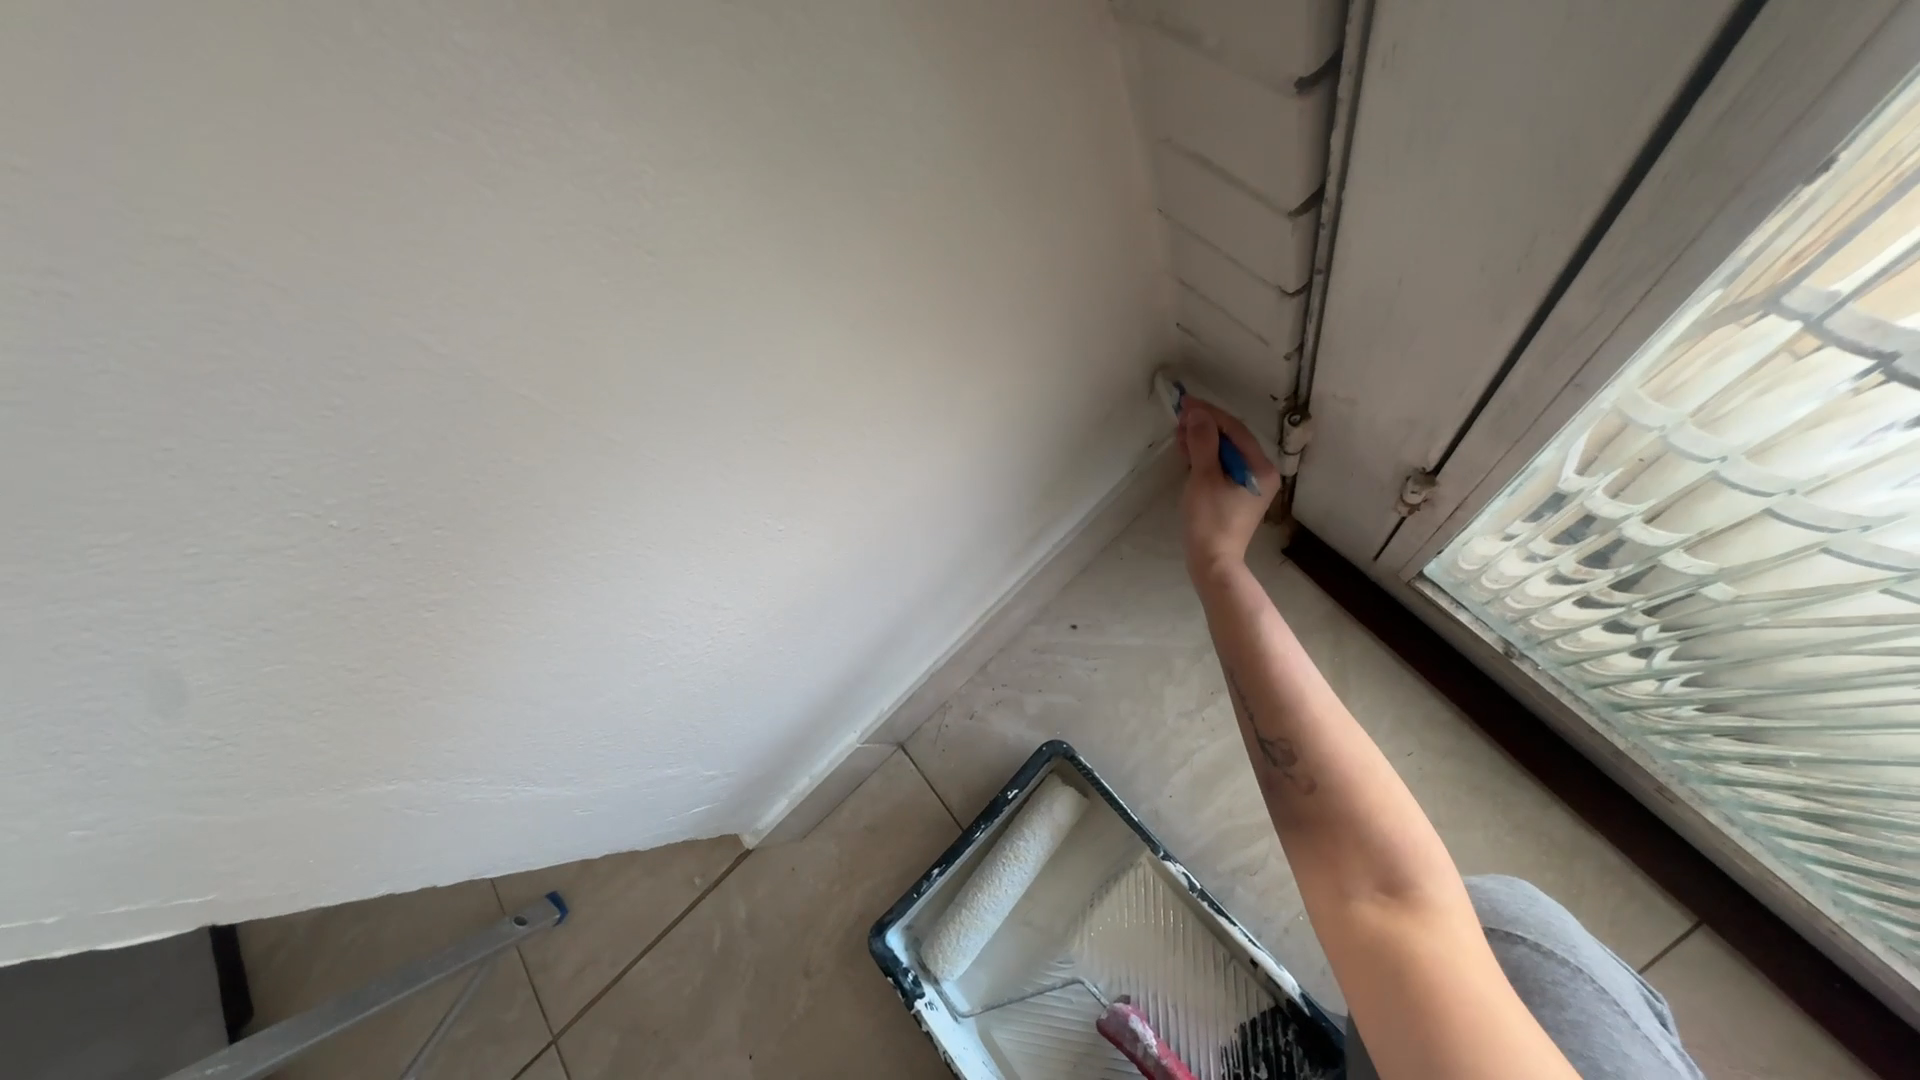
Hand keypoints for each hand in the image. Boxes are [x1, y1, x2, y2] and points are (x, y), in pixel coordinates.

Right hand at [1177, 398, 1278, 577]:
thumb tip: (1197, 414)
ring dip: (1202, 440)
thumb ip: (1203, 442)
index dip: (1210, 414)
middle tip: (1179, 417)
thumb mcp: (1204, 478)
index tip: (1186, 403)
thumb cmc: (1210, 521)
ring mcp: (1249, 485)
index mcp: (1261, 468)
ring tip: (1179, 432)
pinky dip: (1204, 456)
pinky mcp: (1235, 495)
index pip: (1235, 430)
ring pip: (1225, 453)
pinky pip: (1221, 467)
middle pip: (1232, 440)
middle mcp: (1260, 473)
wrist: (1212, 562)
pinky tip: (1187, 450)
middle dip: (1205, 426)